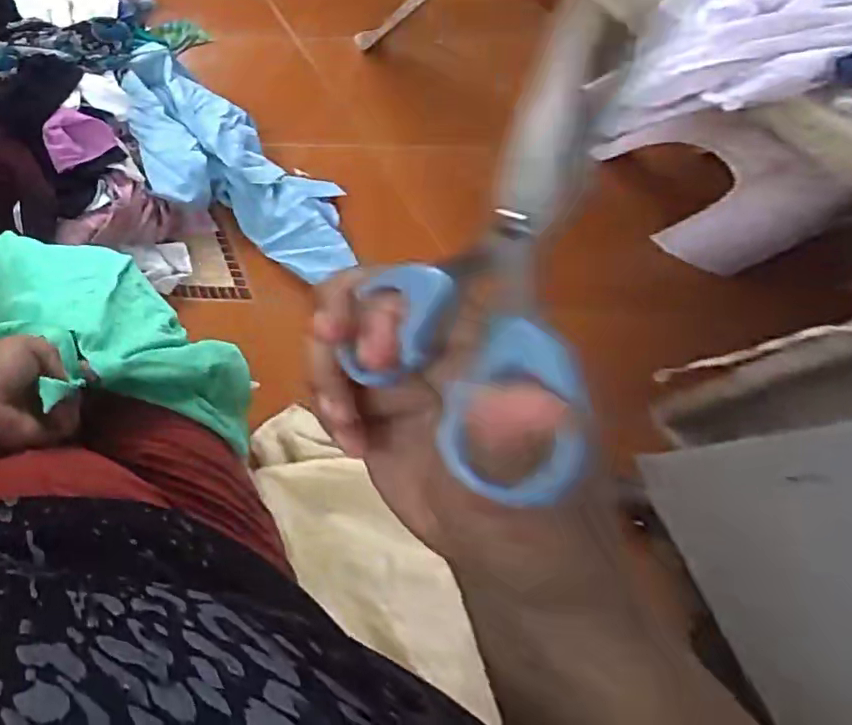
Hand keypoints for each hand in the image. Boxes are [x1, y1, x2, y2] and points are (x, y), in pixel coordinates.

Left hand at [0, 335, 79, 454]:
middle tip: (86, 375)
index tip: (84, 360)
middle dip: (79, 378)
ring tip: (65, 392)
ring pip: (73, 401)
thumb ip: (56, 353)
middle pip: (70, 382)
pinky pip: (69, 422)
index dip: (72, 360)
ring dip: (73, 397)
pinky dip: (68, 415)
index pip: (59, 361)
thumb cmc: (1, 367)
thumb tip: (70, 376)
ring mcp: (43, 410)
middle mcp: (37, 385)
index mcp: (28, 363)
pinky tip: (58, 408)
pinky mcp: (47, 432)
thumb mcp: (29, 345)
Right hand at [308, 270, 607, 603]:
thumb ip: (507, 441)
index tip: (372, 359)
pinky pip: (326, 372)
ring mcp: (399, 367)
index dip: (386, 307)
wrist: (500, 563)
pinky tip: (350, 444)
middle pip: (368, 294)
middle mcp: (436, 341)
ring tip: (344, 429)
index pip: (426, 288)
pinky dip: (323, 403)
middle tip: (337, 382)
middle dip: (342, 328)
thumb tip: (515, 398)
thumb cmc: (528, 521)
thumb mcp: (520, 486)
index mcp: (485, 342)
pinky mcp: (368, 395)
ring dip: (325, 373)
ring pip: (337, 331)